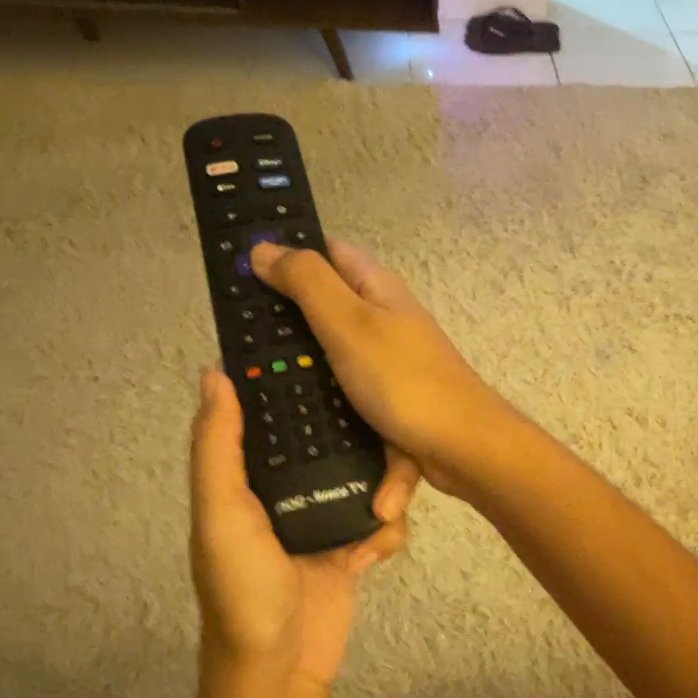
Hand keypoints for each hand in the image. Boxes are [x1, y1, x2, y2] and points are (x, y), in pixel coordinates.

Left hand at [189, 365, 420, 686]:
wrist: (279, 668)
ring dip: (383, 490)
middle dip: (359, 439)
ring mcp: (321, 521)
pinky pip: (382, 523)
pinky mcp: (351, 549)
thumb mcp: (221, 513)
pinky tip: (374, 553)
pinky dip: (386, 535)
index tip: (328, 352)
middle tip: (385, 429)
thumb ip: (218, 447)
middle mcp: (284, 493)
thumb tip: (214, 372)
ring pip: (366, 479)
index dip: (291, 386)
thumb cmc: (243, 587)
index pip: (270, 419)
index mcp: (246, 479)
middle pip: (330, 444)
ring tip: (386, 503)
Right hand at [249, 239, 516, 494]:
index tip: (236, 269)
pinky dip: (329, 416)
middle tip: (232, 340)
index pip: (326, 253)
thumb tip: (263, 248)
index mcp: (378, 290)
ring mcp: (387, 365)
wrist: (465, 449)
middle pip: (324, 310)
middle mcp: (384, 321)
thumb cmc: (405, 380)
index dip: (285, 254)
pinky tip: (295, 429)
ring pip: (330, 362)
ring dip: (301, 375)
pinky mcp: (387, 405)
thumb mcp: (350, 323)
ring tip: (250, 389)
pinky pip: (347, 404)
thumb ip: (308, 284)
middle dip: (283, 322)